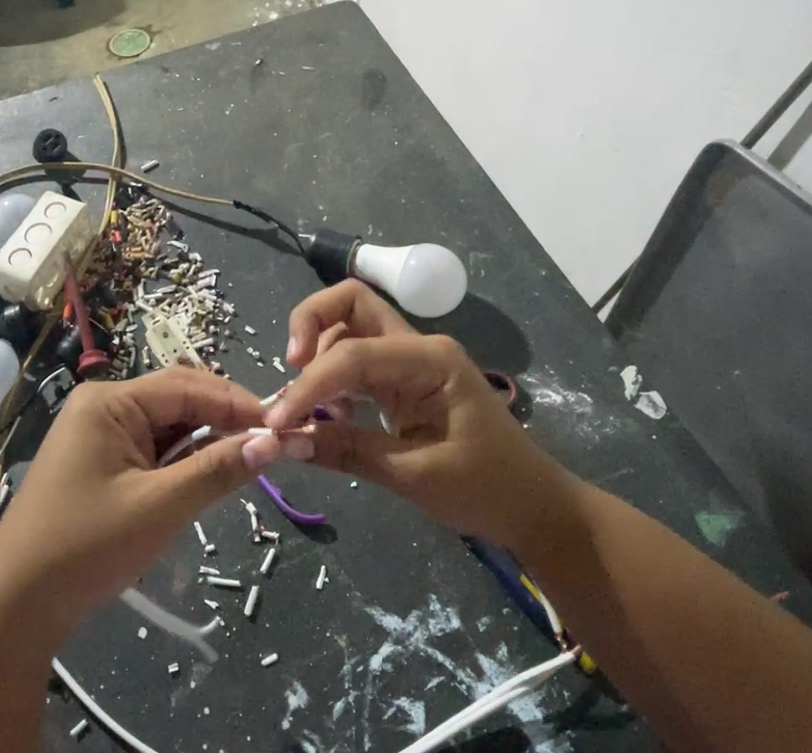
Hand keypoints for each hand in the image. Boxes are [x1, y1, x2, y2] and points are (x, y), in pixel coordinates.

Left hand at [0, 367, 310, 628]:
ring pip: (169, 425)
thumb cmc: (87, 545)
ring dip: (208, 439)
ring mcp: (101, 434)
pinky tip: (214, 470)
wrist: (19, 601)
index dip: (238, 403)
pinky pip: (154, 448)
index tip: (285, 424)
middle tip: (276, 441)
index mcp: (110, 401)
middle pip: (178, 399)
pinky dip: (185, 458)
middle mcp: (104, 406)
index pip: (187, 386)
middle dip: (226, 417)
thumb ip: (217, 470)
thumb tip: (275, 441)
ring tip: (256, 455)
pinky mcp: (103, 462)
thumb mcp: (160, 506)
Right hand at [269, 285, 574, 546]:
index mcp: (428, 360)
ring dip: (318, 354)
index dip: (308, 385)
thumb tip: (282, 441)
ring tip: (308, 406)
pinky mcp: (403, 381)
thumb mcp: (412, 475)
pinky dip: (331, 377)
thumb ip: (346, 450)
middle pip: (349, 303)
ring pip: (349, 328)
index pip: (351, 354)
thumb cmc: (485, 489)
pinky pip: (356, 361)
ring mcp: (410, 361)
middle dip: (309, 323)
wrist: (534, 508)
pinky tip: (331, 415)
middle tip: (290, 366)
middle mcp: (417, 347)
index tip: (277, 421)